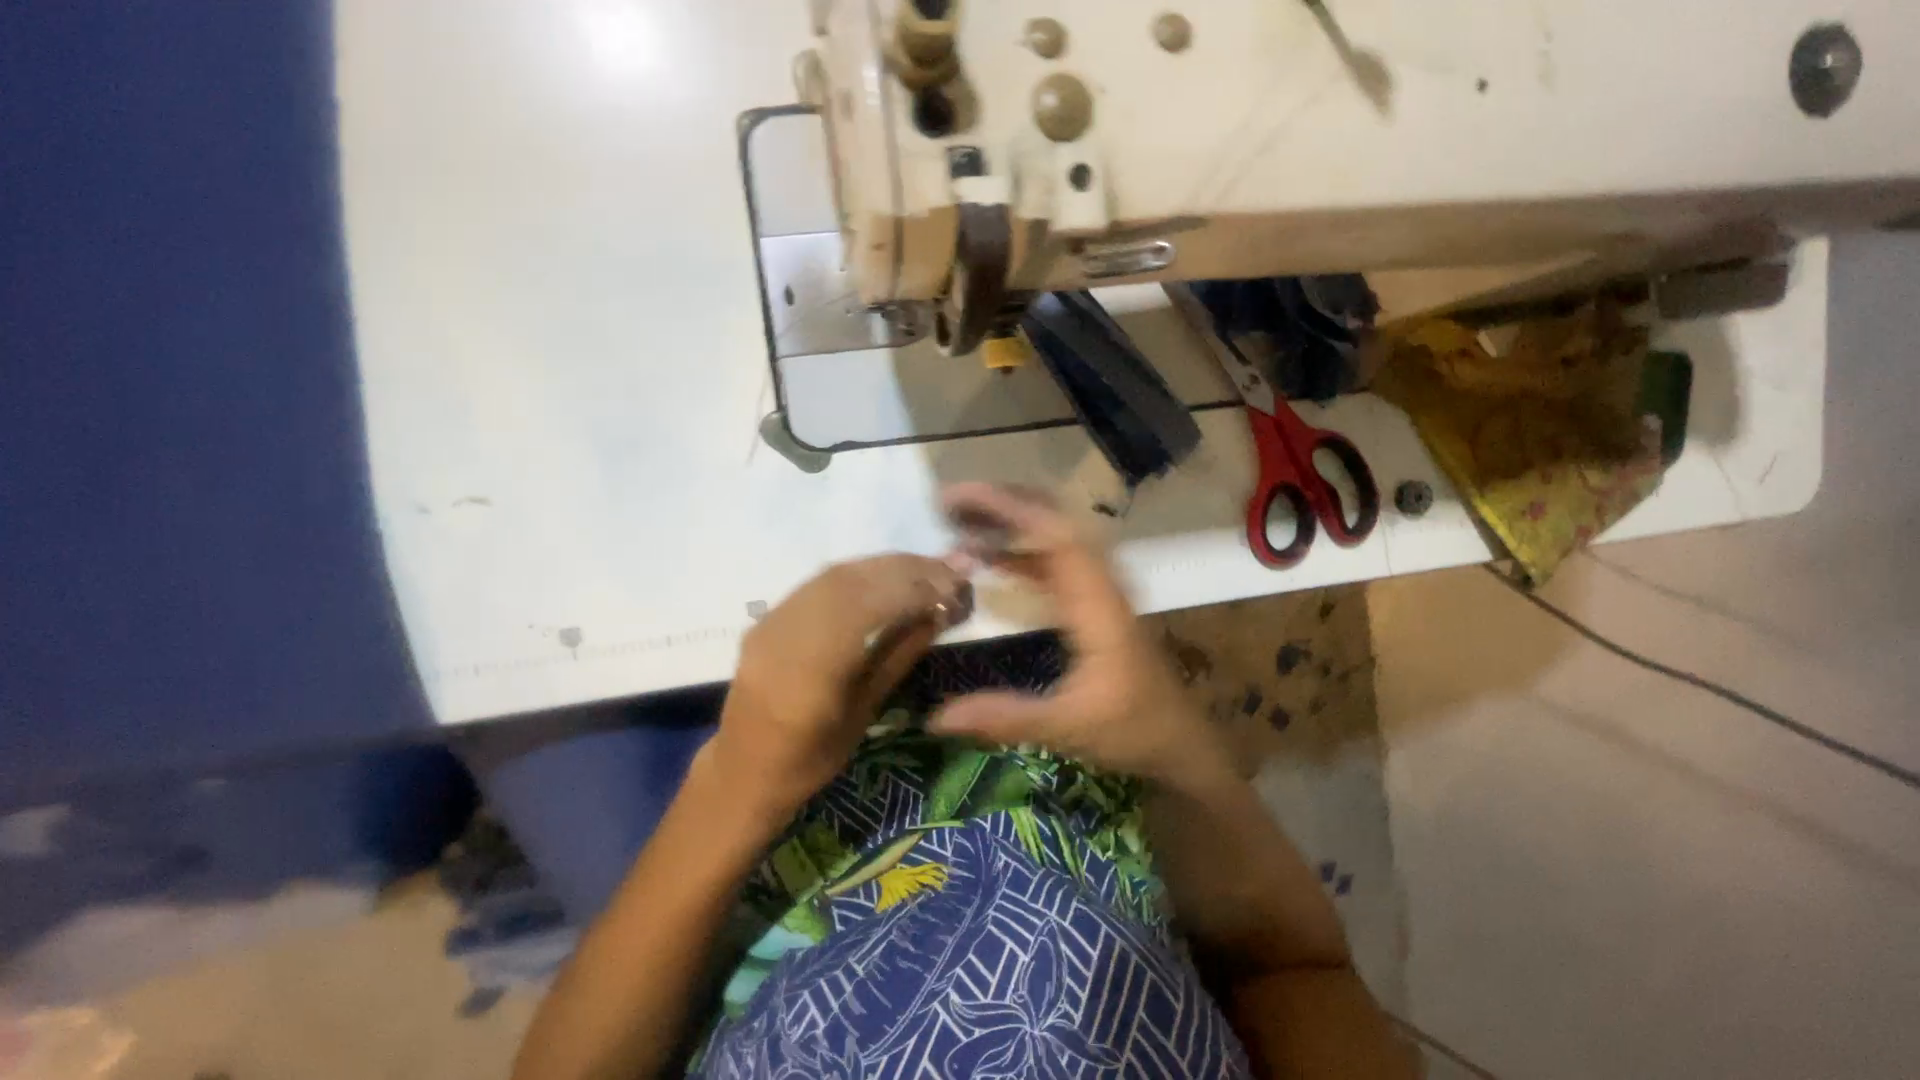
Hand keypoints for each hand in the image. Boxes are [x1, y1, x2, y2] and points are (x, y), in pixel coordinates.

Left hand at [709, 555, 967, 817]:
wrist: (744, 770)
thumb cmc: (812, 758)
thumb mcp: (864, 713)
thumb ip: (897, 657)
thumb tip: (937, 614)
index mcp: (812, 669)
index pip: (869, 605)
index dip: (915, 587)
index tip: (954, 585)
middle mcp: (786, 633)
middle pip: (851, 580)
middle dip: (904, 569)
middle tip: (948, 569)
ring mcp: (772, 620)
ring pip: (834, 574)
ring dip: (883, 566)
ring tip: (923, 570)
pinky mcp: (766, 617)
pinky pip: (816, 582)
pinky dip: (857, 574)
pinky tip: (884, 579)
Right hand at [931, 483, 1228, 785]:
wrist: (1181, 742)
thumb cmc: (1132, 730)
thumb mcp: (1067, 727)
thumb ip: (1005, 717)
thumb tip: (936, 717)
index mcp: (1098, 604)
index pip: (1056, 536)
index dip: (1011, 510)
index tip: (965, 501)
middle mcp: (1101, 585)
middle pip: (1056, 522)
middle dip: (1005, 504)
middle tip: (951, 504)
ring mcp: (1100, 592)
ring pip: (1054, 537)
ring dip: (1011, 523)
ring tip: (959, 521)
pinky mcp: (1094, 604)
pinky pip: (1054, 562)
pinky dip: (1020, 551)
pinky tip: (986, 559)